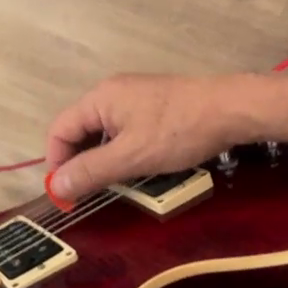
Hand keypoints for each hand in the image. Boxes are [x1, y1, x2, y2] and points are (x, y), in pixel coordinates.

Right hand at [45, 73, 261, 199]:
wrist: (232, 109)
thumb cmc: (178, 132)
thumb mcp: (131, 157)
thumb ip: (91, 171)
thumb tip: (55, 187)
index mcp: (99, 99)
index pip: (60, 131)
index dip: (57, 164)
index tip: (67, 195)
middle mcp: (112, 92)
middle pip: (80, 130)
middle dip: (81, 163)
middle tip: (91, 193)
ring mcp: (135, 96)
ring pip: (105, 132)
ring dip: (104, 159)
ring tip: (116, 184)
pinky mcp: (155, 105)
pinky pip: (126, 130)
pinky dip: (123, 151)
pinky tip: (139, 167)